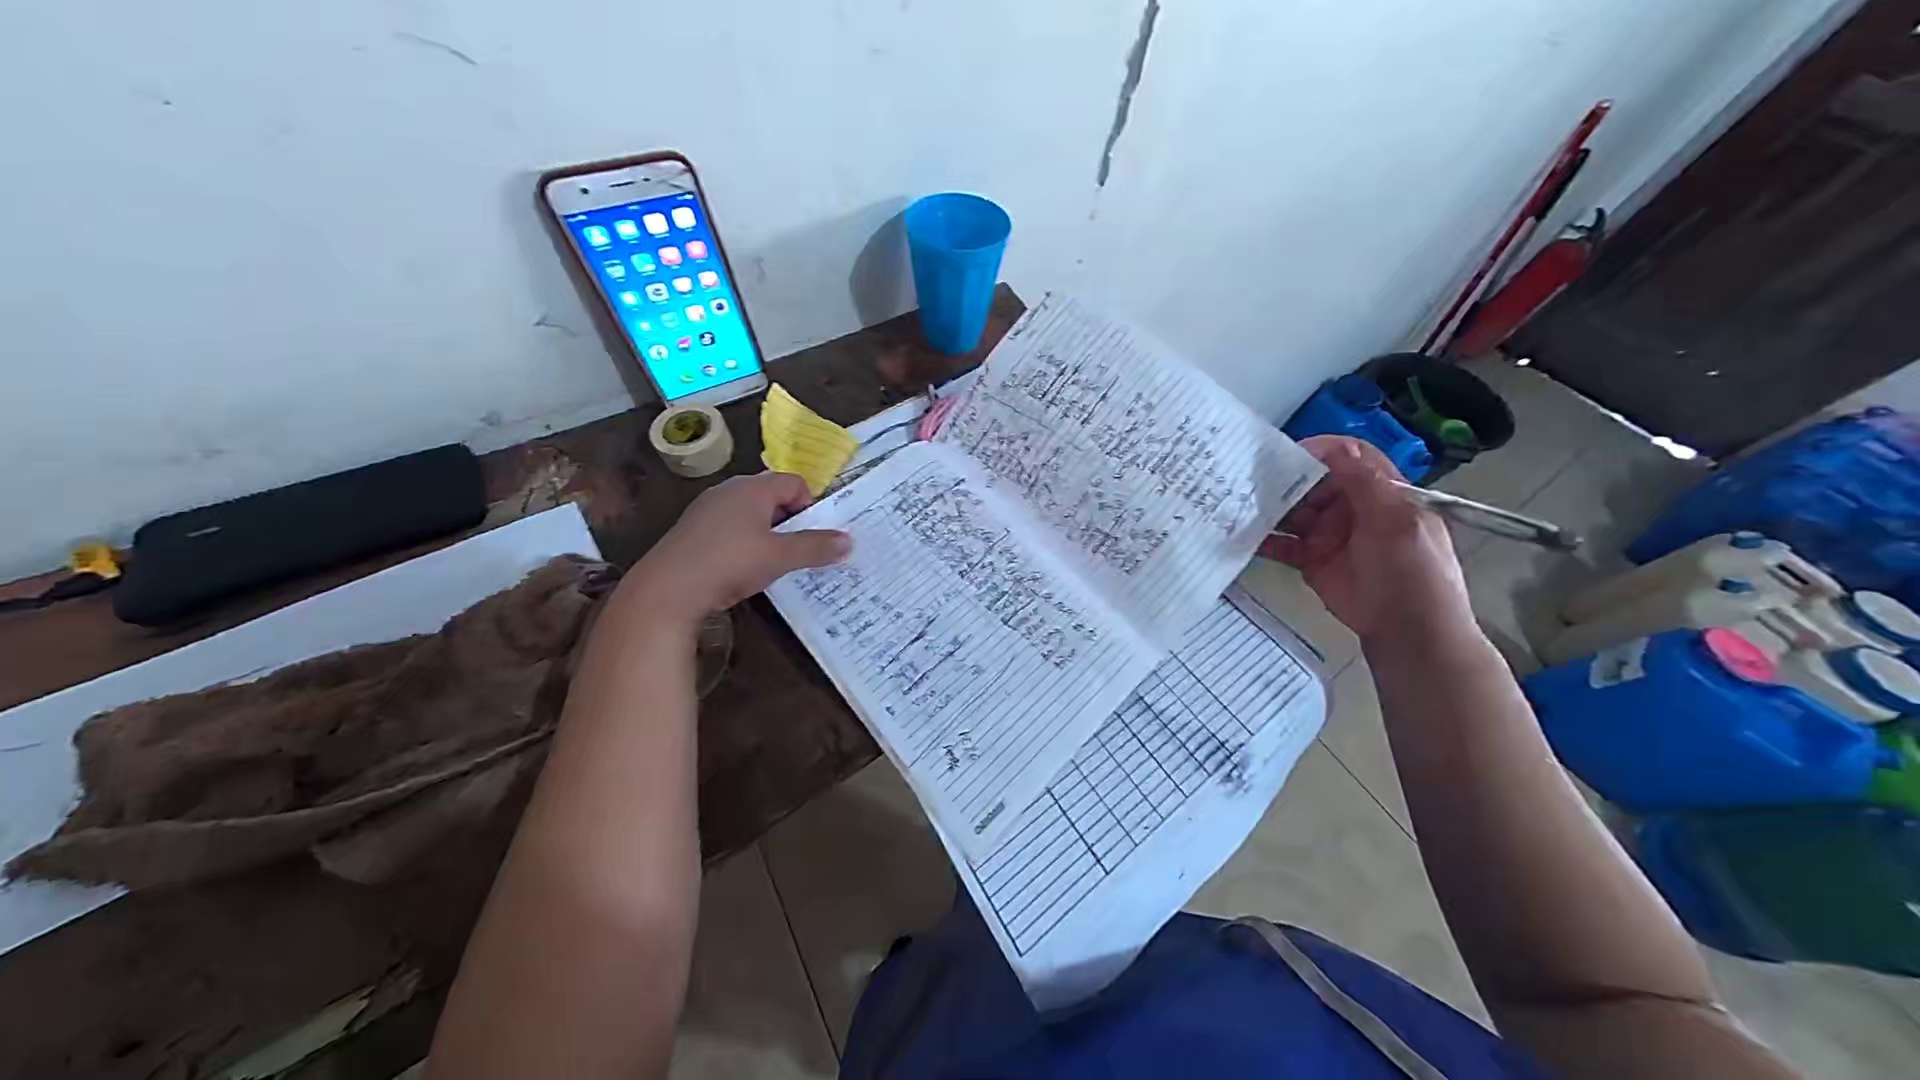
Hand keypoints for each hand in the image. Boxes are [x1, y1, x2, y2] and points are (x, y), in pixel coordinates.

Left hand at [628, 472, 850, 617]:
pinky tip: (740, 569)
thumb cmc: (729, 564)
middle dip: (789, 520)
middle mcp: (729, 490)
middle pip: (772, 496)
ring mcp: (707, 509)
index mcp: (752, 488)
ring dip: (767, 533)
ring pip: (750, 513)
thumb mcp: (779, 558)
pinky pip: (730, 527)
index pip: (794, 482)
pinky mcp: (692, 530)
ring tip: (771, 562)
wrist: (666, 590)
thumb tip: (848, 541)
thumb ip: (815, 548)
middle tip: (797, 550)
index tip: (812, 535)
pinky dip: (743, 542)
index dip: (809, 505)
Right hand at [1259, 436, 1473, 644]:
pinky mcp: (1310, 559)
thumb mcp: (1397, 522)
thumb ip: (1366, 484)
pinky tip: (1245, 538)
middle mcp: (1351, 507)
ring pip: (1293, 511)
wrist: (1409, 630)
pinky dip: (1264, 540)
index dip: (1320, 450)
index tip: (1287, 454)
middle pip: (1313, 482)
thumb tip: (1337, 448)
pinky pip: (1282, 543)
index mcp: (1380, 492)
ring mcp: (1329, 534)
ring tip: (1243, 508)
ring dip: (1270, 508)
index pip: (1349, 457)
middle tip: (1254, 483)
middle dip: (1286, 480)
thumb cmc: (1414, 572)